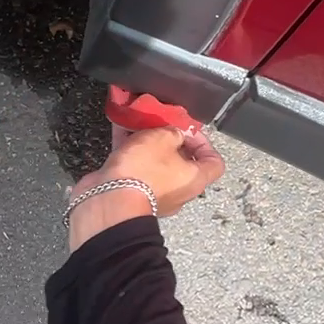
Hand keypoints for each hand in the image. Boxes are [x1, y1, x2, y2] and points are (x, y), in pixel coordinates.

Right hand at [67, 124, 226, 250]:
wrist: (110, 199)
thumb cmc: (142, 173)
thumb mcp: (164, 136)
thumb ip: (175, 130)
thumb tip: (174, 132)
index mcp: (194, 180)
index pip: (213, 163)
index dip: (204, 143)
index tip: (189, 130)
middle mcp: (177, 192)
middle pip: (181, 163)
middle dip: (170, 140)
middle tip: (161, 124)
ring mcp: (154, 195)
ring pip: (155, 164)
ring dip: (147, 144)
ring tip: (138, 124)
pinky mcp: (131, 194)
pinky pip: (134, 168)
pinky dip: (129, 150)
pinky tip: (121, 130)